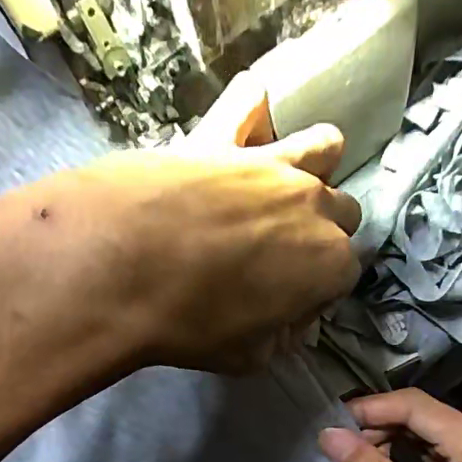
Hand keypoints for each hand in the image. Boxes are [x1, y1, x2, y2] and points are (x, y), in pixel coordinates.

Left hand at [0, 72, 361, 377]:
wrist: (118, 265)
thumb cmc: (190, 322)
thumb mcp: (249, 356)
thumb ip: (283, 337)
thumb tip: (290, 321)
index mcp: (330, 263)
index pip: (343, 274)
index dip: (316, 291)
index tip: (287, 302)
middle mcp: (316, 206)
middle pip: (342, 212)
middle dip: (322, 232)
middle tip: (279, 253)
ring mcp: (274, 164)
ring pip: (324, 148)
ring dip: (314, 166)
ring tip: (279, 186)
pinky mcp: (227, 136)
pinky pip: (253, 105)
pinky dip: (253, 111)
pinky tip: (247, 118)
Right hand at [318, 389, 461, 461]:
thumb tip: (326, 434)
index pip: (418, 407)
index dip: (373, 408)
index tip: (333, 420)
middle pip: (423, 414)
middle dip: (379, 422)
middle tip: (339, 440)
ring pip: (425, 429)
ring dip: (388, 436)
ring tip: (352, 451)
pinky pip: (432, 447)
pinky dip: (403, 451)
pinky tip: (375, 460)